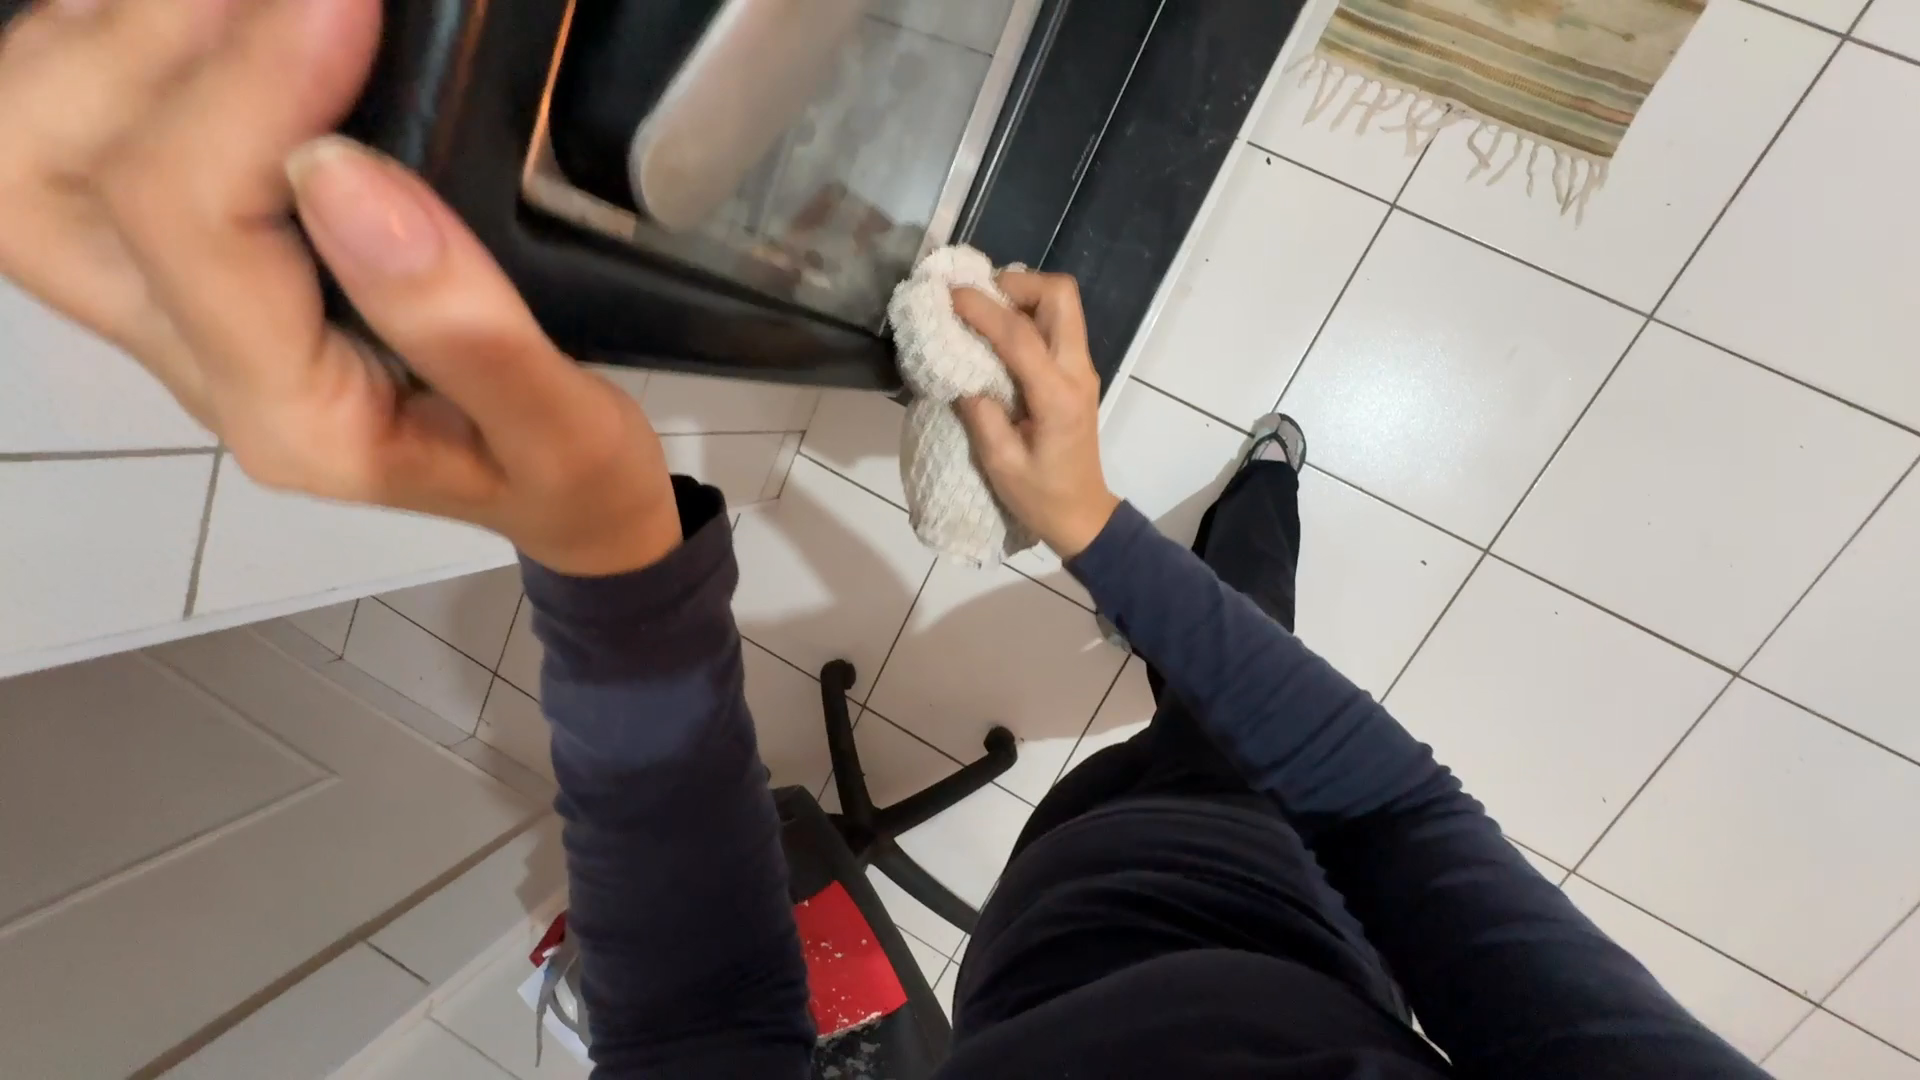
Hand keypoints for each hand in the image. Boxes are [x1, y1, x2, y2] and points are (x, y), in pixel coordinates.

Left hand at [0, 0, 680, 575]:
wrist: (572, 510)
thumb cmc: (582, 478)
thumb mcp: (563, 426)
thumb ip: (472, 332)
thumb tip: (349, 178)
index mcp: (299, 420)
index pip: (198, 229)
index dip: (250, 95)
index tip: (344, 8)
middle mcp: (210, 380)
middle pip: (48, 187)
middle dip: (140, 57)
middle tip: (284, 2)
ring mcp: (195, 342)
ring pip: (30, 170)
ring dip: (103, 55)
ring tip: (244, 9)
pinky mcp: (214, 307)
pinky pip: (84, 173)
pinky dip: (114, 79)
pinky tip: (210, 46)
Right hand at [952, 271, 1119, 557]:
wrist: (1083, 515)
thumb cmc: (1042, 498)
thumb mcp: (1001, 465)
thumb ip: (980, 417)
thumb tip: (961, 378)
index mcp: (1058, 397)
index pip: (1021, 335)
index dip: (983, 309)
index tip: (950, 296)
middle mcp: (1078, 373)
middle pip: (1061, 296)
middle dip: (1018, 284)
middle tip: (979, 300)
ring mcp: (1082, 371)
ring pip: (1063, 305)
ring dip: (1024, 296)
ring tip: (985, 313)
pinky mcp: (1077, 376)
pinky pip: (1057, 327)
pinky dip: (1028, 316)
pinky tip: (998, 335)